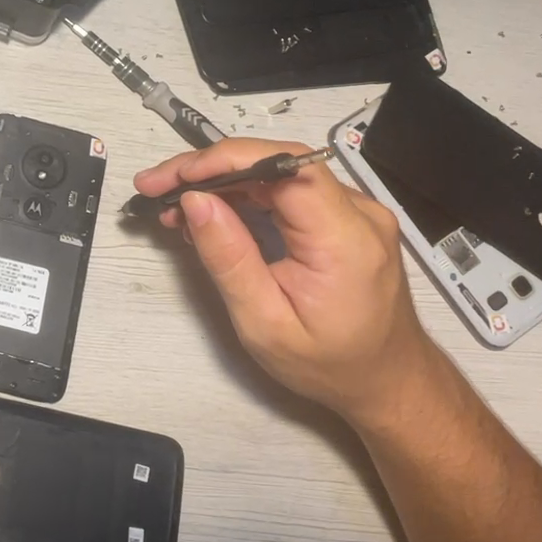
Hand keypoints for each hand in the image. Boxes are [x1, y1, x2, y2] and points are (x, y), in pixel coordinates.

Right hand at [134, 138, 443, 425]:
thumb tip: (193, 200)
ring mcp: (354, 210)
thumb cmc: (328, 364)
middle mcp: (357, 212)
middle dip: (207, 168)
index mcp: (343, 239)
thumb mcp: (264, 323)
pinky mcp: (343, 215)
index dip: (225, 160)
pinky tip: (207, 212)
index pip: (285, 169)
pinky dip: (241, 194)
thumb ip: (229, 259)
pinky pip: (285, 189)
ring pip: (275, 172)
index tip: (174, 177)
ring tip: (171, 205)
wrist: (388, 381)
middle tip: (154, 186)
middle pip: (275, 163)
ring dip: (218, 180)